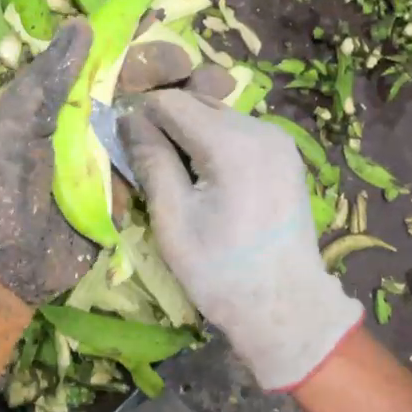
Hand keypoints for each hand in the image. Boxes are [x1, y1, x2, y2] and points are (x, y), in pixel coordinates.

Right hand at [120, 90, 362, 390]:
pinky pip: (239, 130)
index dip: (141, 113)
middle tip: (143, 155)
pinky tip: (206, 175)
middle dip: (166, 120)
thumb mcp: (173, 219)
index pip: (172, 101)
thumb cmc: (222, 271)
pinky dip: (215, 140)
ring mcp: (278, 139)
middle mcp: (259, 128)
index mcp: (231, 142)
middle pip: (197, 102)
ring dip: (190, 130)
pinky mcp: (286, 153)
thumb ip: (151, 160)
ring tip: (174, 169)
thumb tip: (128, 119)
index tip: (122, 138)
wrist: (289, 310)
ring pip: (218, 114)